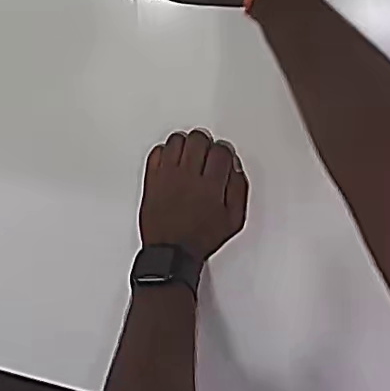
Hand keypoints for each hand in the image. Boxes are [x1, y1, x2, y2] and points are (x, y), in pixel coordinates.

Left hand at [139, 130, 249, 260]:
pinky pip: (157, 150)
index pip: (220, 151)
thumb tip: (235, 167)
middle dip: (205, 143)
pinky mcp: (151, 177)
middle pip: (198, 139)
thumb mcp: (232, 220)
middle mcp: (188, 176)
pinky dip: (165, 151)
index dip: (224, 150)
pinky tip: (172, 161)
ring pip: (177, 140)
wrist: (170, 251)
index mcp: (210, 186)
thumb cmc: (200, 238)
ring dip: (185, 144)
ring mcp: (167, 175)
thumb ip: (238, 189)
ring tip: (189, 156)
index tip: (222, 155)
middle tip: (205, 153)